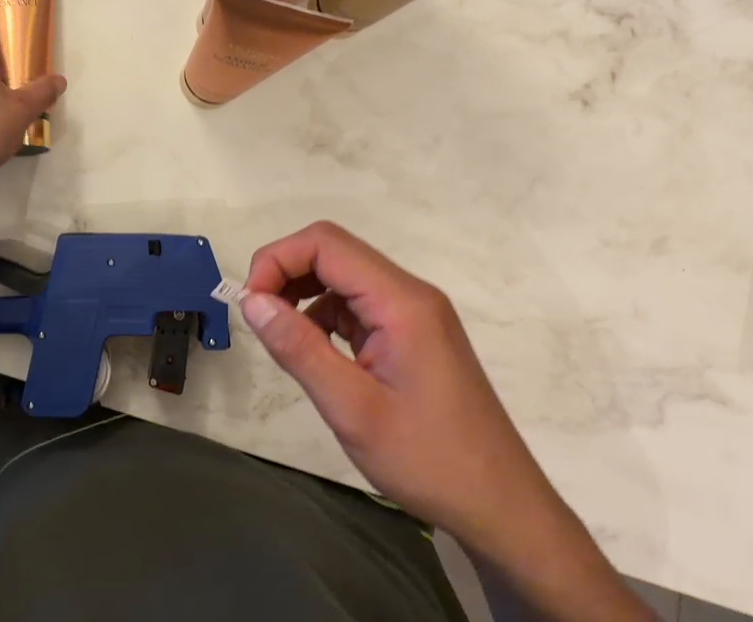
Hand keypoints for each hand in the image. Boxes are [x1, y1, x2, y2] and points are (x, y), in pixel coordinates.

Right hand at [238, 222, 562, 554]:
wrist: (501, 508)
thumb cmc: (428, 460)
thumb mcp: (352, 409)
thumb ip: (299, 348)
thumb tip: (251, 300)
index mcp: (402, 303)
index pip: (325, 244)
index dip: (277, 260)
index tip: (250, 304)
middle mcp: (411, 295)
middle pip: (333, 252)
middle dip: (285, 272)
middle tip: (258, 317)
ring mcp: (415, 315)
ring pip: (343, 276)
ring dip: (302, 294)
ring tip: (281, 338)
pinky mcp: (413, 336)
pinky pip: (357, 305)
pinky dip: (323, 316)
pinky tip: (314, 353)